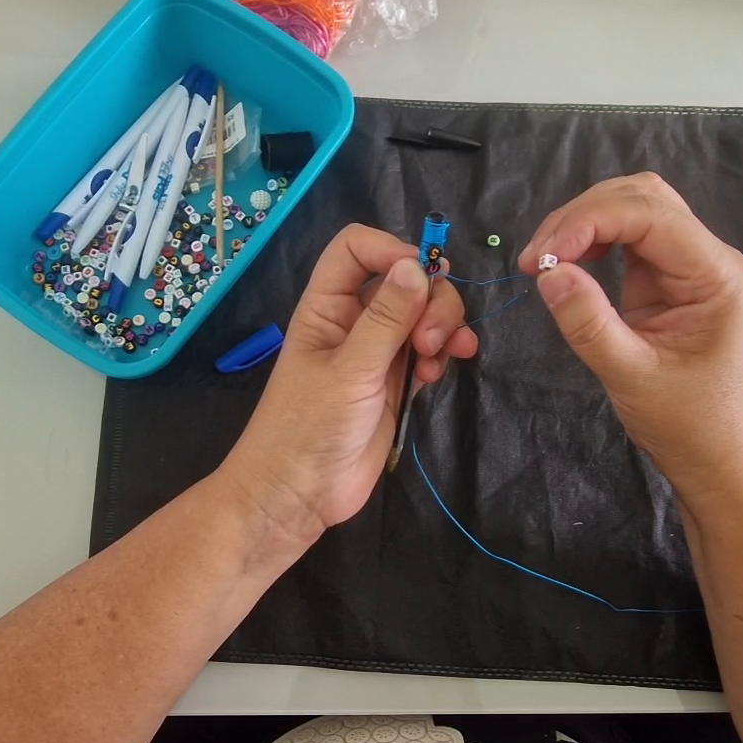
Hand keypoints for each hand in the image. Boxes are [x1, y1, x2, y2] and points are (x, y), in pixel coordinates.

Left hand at [221, 224, 479, 546]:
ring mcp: (376, 351)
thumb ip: (386, 319)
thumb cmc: (310, 428)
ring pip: (422, 313)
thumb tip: (417, 265)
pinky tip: (439, 374)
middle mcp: (353, 320)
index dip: (392, 250)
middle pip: (403, 278)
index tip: (422, 276)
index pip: (357, 248)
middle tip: (430, 340)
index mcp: (327, 306)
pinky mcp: (394, 381)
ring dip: (442, 326)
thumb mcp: (350, 371)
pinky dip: (442, 353)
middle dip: (429, 300)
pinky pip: (427, 349)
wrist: (299, 494)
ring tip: (438, 360)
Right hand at [519, 173, 742, 489]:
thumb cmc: (681, 420)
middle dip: (581, 216)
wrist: (707, 451)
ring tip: (543, 259)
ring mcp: (688, 264)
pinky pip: (627, 236)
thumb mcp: (629, 375)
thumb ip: (589, 323)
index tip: (541, 258)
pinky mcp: (666, 276)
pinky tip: (565, 261)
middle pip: (643, 198)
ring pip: (634, 208)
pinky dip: (590, 239)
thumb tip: (549, 274)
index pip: (651, 217)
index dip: (589, 222)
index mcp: (715, 276)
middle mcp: (708, 258)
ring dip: (583, 222)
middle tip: (535, 258)